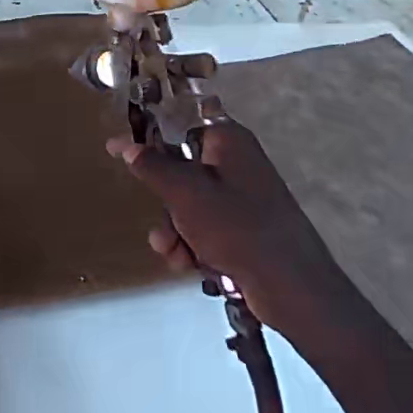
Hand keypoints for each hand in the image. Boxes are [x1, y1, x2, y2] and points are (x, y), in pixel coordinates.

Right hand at [107, 119, 341, 330]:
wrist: (293, 290)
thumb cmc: (237, 228)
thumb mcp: (184, 193)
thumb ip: (152, 165)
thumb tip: (127, 144)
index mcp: (227, 141)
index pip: (179, 122)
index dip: (149, 134)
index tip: (119, 148)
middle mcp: (235, 163)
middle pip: (180, 168)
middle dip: (164, 202)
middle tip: (160, 221)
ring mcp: (242, 197)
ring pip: (189, 203)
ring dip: (174, 229)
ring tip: (173, 253)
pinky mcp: (246, 228)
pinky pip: (205, 227)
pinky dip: (192, 244)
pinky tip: (189, 264)